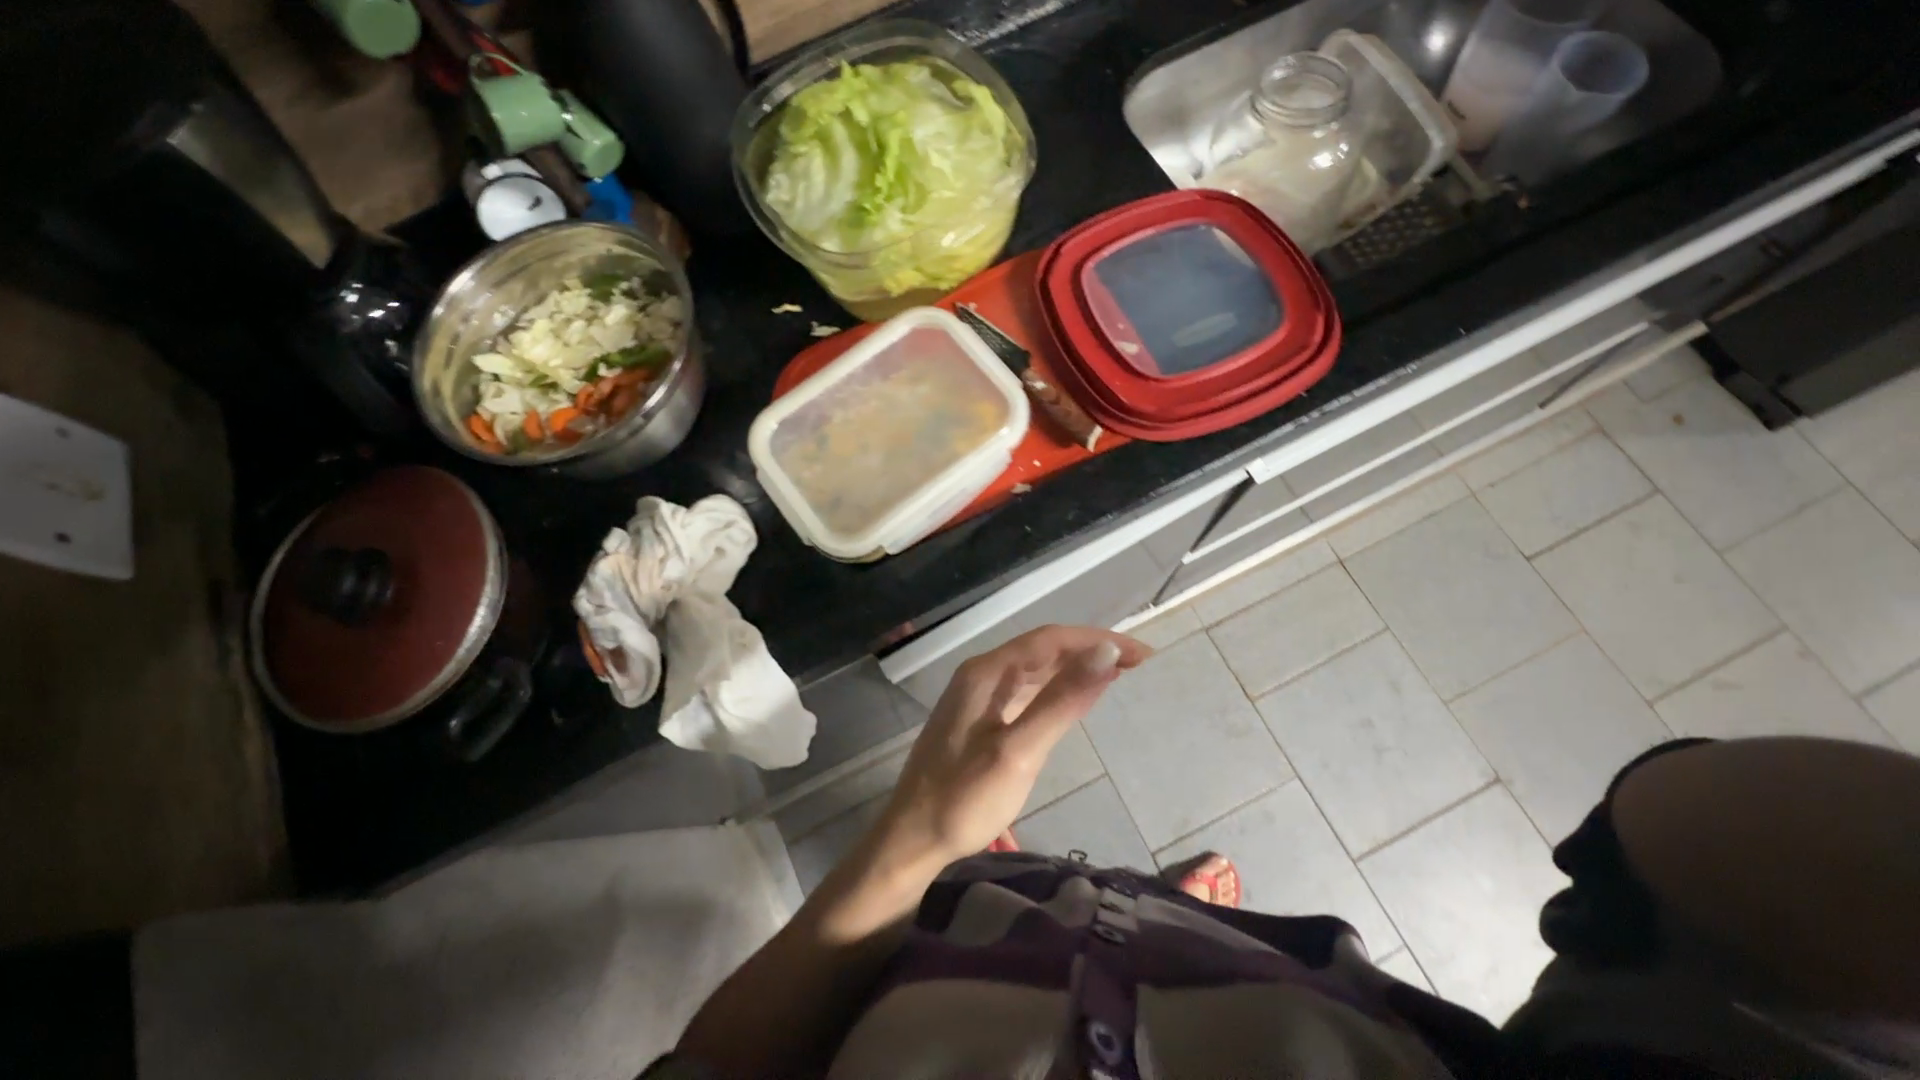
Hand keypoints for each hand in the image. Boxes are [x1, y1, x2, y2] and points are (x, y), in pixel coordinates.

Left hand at [865, 625, 1152, 877]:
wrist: (911, 841)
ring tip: (1118, 674)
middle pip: (1043, 649)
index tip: (1143, 655)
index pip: (1051, 640)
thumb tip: (1106, 654)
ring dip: (1075, 667)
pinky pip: (1025, 691)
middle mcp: (980, 676)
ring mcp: (977, 698)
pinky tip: (1076, 699)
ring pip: (1034, 669)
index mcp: (986, 674)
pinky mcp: (979, 721)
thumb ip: (1061, 702)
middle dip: (1090, 650)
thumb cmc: (964, 800)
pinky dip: (1056, 689)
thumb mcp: (1018, 753)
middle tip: (1138, 664)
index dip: (1099, 641)